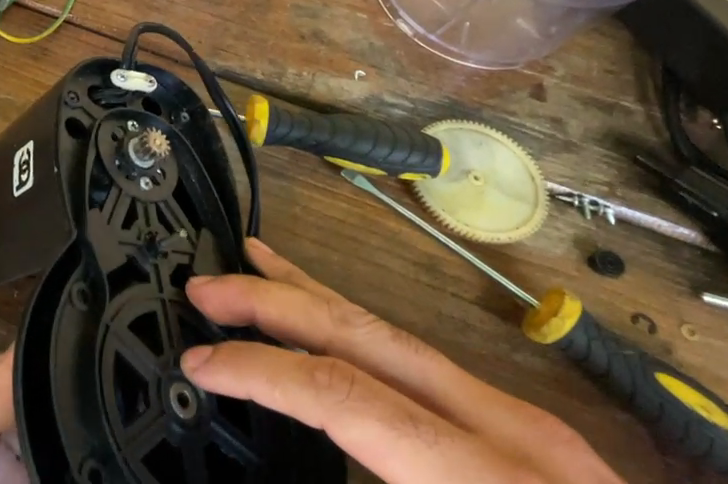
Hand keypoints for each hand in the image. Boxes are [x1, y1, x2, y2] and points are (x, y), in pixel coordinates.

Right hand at [183, 238, 622, 483]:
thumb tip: (289, 462)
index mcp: (489, 479)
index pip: (345, 394)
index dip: (258, 369)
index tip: (199, 362)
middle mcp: (510, 434)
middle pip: (364, 337)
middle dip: (274, 301)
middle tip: (204, 287)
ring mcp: (524, 424)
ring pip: (393, 333)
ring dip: (311, 297)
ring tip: (254, 264)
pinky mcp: (528, 431)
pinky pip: (419, 359)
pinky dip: (358, 327)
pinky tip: (334, 319)